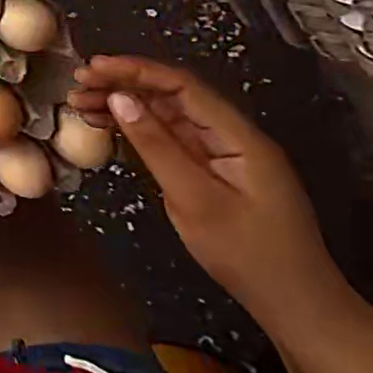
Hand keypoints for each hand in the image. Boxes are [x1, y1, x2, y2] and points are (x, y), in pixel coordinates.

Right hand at [68, 55, 344, 323]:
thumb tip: (119, 98)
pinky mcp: (209, 168)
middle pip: (171, 94)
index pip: (181, 85)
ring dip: (124, 104)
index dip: (135, 70)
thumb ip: (156, 145)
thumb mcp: (194, 200)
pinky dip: (135, 128)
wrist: (294, 304)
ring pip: (165, 113)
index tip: (93, 68)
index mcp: (237, 134)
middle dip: (123, 83)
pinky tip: (105, 125)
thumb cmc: (247, 254)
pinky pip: (167, 136)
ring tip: (80, 103)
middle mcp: (229, 133)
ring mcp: (218, 151)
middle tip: (78, 84)